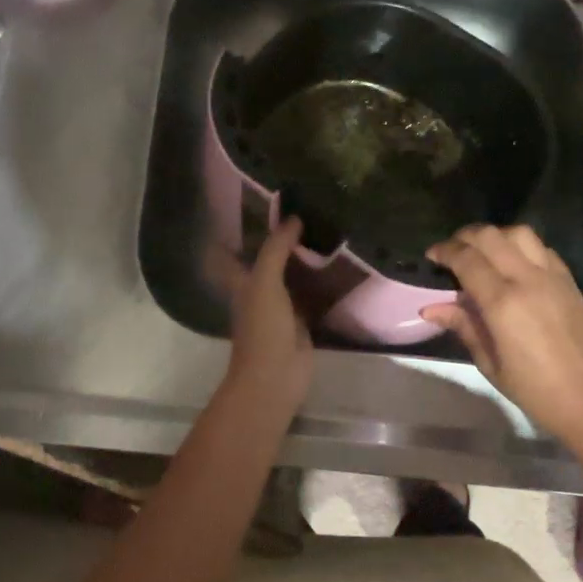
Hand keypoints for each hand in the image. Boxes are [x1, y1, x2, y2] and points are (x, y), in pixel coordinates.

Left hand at [216, 217, 312, 411]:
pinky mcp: (305, 322)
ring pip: (295, 275)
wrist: (276, 377)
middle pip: (272, 259)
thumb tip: (294, 217)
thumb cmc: (262, 328)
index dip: (249, 228)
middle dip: (285, 240)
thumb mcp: (264, 282)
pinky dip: (324, 282)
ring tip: (329, 229)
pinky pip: (314, 295)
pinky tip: (341, 264)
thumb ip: (276, 249)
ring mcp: (284, 307)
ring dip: (307, 259)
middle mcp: (262, 290)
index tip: (269, 204)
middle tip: (310, 210)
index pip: (241, 249)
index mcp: (244, 280)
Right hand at [422, 225, 582, 441]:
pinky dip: (521, 246)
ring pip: (519, 233)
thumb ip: (462, 325)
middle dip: (464, 237)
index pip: (467, 259)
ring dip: (495, 236)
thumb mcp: (489, 363)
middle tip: (452, 251)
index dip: (444, 251)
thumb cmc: (533, 389)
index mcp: (503, 303)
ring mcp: (552, 277)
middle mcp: (527, 280)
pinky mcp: (569, 281)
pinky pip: (542, 248)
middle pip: (490, 236)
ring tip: (483, 252)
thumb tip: (430, 307)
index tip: (431, 256)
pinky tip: (513, 263)